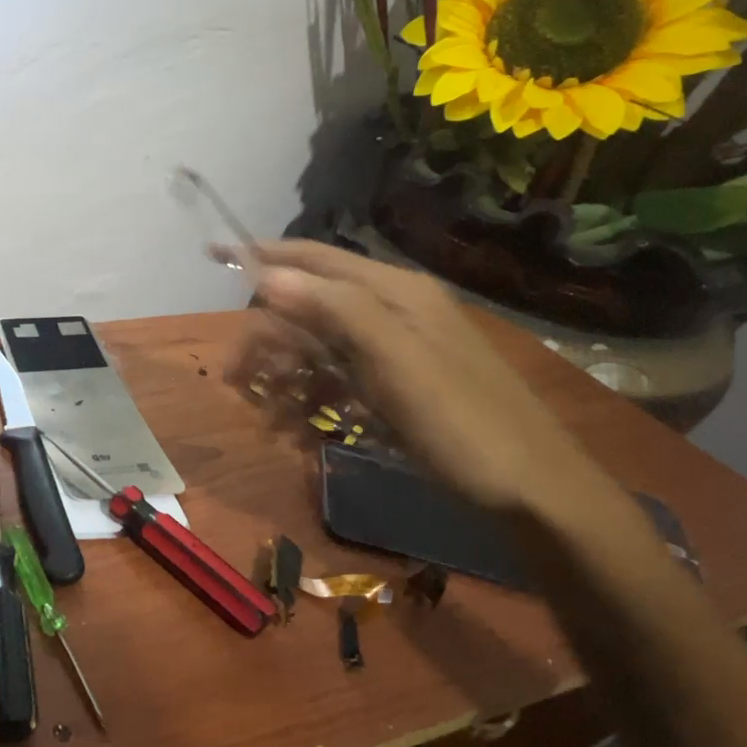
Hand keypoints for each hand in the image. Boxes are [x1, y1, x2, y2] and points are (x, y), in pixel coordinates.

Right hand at [237, 240, 609, 515]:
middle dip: (267, 337)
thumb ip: (334, 310)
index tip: (211, 255)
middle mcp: (396, 309)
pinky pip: (340, 376)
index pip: (314, 259)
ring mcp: (400, 348)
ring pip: (319, 344)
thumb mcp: (395, 362)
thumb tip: (268, 274)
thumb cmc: (461, 424)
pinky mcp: (402, 384)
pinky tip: (303, 426)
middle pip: (309, 304)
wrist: (535, 492)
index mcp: (395, 292)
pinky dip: (313, 396)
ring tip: (270, 414)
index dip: (261, 255)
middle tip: (238, 379)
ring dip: (286, 373)